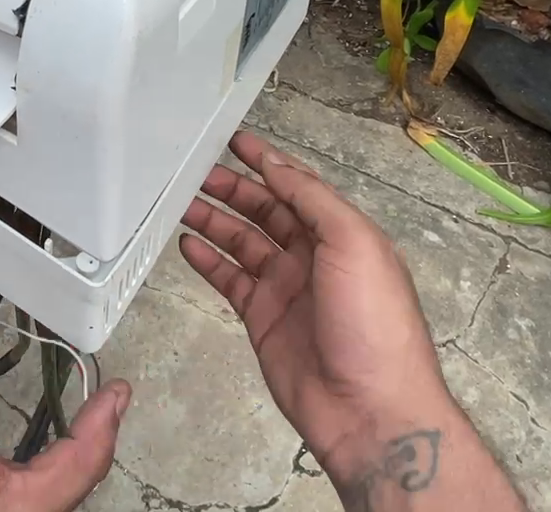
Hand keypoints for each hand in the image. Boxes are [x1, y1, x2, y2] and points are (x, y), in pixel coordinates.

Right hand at [180, 133, 521, 510]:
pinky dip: (207, 259)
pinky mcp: (261, 315)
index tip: (234, 140)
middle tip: (194, 171)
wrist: (370, 412)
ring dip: (213, 218)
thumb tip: (276, 163)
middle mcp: (311, 255)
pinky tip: (186, 244)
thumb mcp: (353, 244)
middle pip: (263, 210)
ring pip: (241, 240)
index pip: (297, 186)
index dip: (267, 162)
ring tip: (179, 201)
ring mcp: (284, 286)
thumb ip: (311, 199)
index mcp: (340, 234)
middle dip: (232, 187)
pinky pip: (228, 277)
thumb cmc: (371, 321)